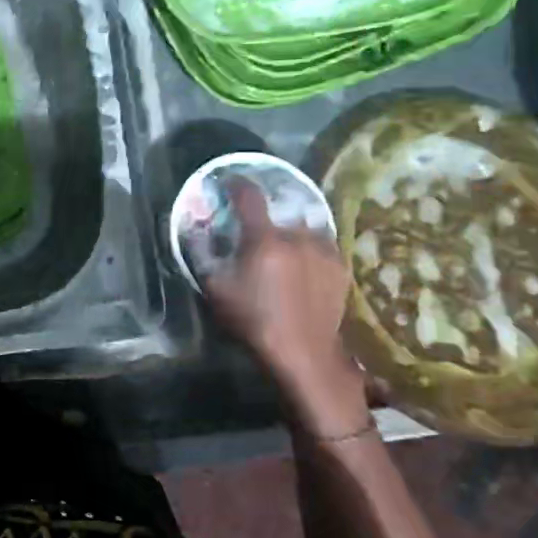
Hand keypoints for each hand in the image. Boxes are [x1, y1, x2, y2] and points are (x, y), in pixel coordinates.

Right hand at [200, 177, 369, 436]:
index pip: (248, 195)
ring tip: (282, 247)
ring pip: (303, 226)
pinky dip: (309, 247)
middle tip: (255, 231)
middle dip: (265, 217)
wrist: (305, 354)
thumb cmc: (254, 321)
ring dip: (290, 231)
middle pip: (278, 211)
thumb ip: (203, 251)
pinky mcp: (341, 265)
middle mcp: (297, 235)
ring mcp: (324, 249)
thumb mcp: (216, 288)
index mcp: (264, 238)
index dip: (235, 183)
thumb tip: (196, 224)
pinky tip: (302, 263)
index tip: (227, 183)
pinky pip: (321, 244)